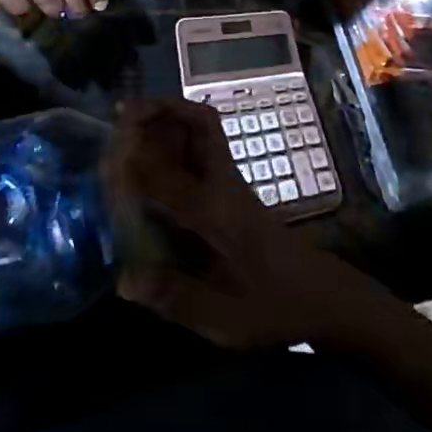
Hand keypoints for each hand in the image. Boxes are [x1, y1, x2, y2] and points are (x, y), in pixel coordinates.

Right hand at [104, 99, 351, 349]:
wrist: (322, 296)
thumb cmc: (275, 306)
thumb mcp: (228, 319)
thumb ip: (178, 298)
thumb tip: (124, 281)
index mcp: (221, 214)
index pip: (174, 178)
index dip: (138, 169)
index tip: (108, 166)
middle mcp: (225, 185)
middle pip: (200, 126)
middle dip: (160, 112)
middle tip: (122, 114)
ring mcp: (231, 181)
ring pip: (203, 128)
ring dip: (168, 116)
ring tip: (130, 119)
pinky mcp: (232, 187)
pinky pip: (205, 143)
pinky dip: (177, 132)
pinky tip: (153, 149)